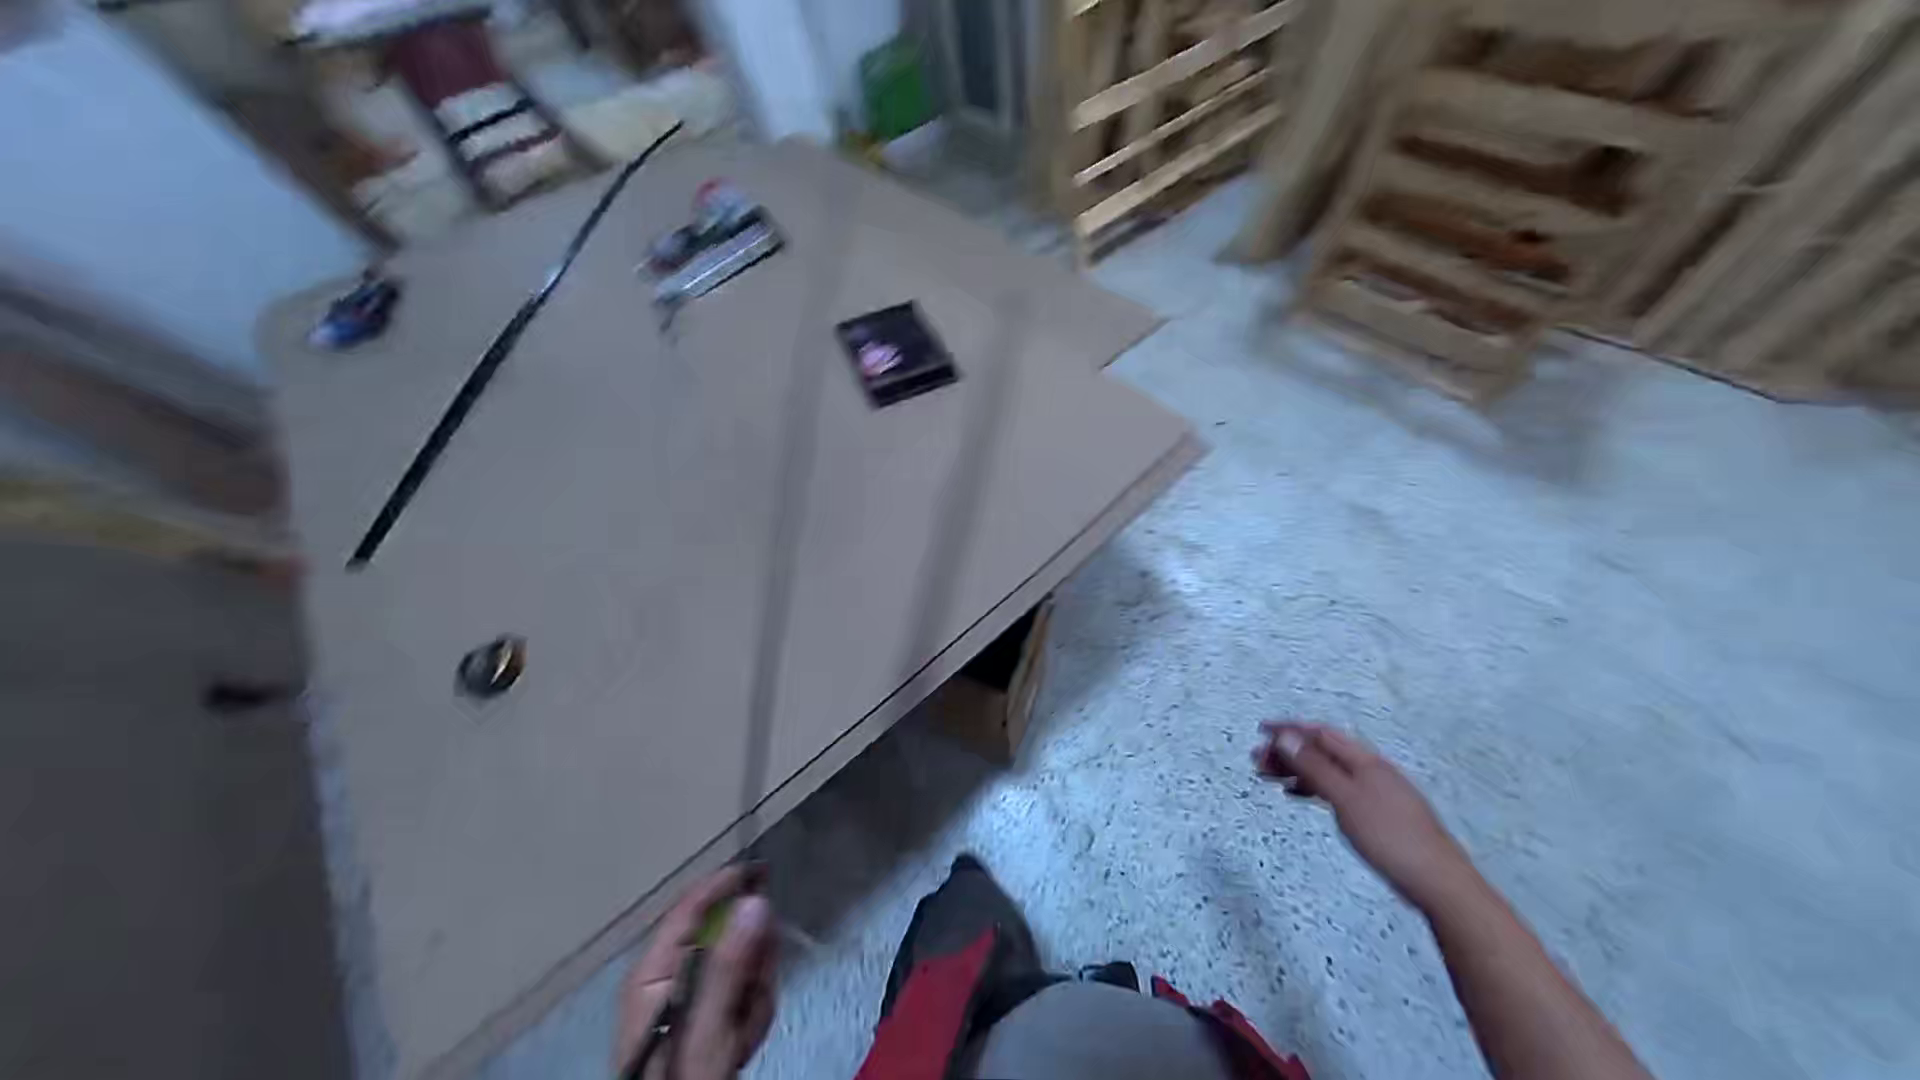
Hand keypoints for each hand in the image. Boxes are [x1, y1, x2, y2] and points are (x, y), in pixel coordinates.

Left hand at [614, 865, 777, 1079]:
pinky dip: (752, 1015)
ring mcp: (690, 997)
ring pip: (742, 965)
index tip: (763, 872)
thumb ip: (730, 966)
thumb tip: (755, 901)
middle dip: (749, 966)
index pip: (688, 909)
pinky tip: (742, 1044)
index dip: (724, 884)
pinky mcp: (708, 1016)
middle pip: (724, 937)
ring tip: (743, 1037)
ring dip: (753, 996)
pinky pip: (745, 992)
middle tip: (756, 996)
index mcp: (652, 974)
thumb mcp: (707, 1031)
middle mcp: (669, 977)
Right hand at [1253, 722, 1480, 911]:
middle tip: (1257, 760)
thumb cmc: (1389, 837)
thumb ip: (1314, 767)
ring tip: (1269, 777)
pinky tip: (1297, 795)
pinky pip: (1335, 789)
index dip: (1290, 729)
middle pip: (1323, 751)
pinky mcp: (1376, 814)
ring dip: (1297, 769)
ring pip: (1327, 771)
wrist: (1439, 884)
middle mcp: (1371, 770)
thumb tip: (1285, 737)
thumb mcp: (1345, 799)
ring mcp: (1376, 793)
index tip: (1261, 731)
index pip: (1321, 734)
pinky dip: (1312, 787)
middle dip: (1288, 751)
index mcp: (1366, 761)